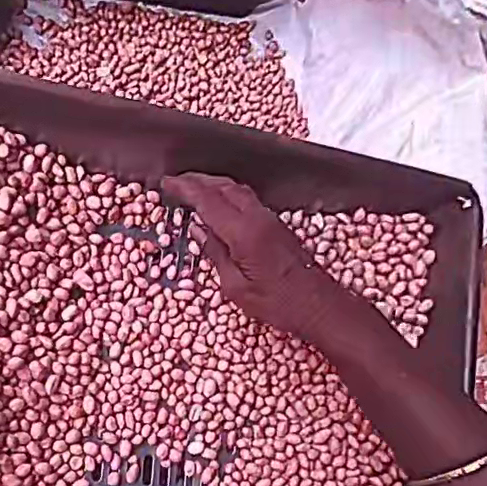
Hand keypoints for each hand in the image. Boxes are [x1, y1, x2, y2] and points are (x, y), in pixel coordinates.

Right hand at [164, 171, 358, 342]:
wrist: (319, 304)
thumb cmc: (278, 304)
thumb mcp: (235, 287)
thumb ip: (215, 254)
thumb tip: (197, 230)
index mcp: (244, 233)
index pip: (208, 201)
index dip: (186, 189)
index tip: (167, 183)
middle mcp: (258, 219)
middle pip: (224, 187)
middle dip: (197, 180)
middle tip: (176, 181)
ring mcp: (270, 220)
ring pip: (237, 190)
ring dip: (213, 185)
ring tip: (193, 188)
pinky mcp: (277, 226)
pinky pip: (247, 200)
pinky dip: (227, 195)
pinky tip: (218, 205)